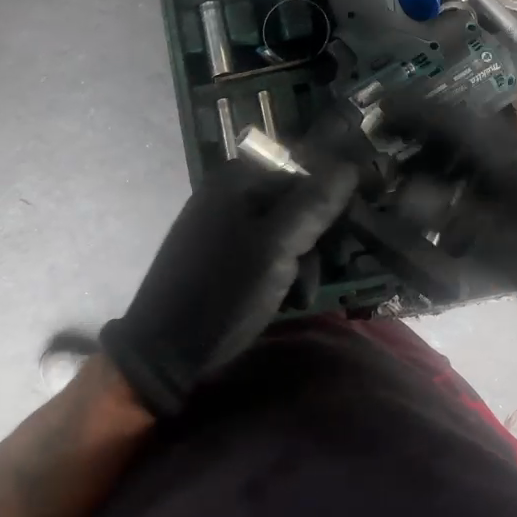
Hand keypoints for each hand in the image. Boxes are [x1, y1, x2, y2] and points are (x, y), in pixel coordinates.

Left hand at [100, 153, 357, 417]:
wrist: (165, 350)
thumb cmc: (224, 291)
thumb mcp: (277, 246)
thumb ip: (315, 203)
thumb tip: (350, 166)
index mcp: (237, 178)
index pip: (305, 172)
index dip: (331, 204)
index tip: (347, 240)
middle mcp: (227, 191)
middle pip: (295, 202)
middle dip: (315, 240)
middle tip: (319, 274)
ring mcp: (220, 222)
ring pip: (284, 230)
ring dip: (302, 262)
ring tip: (300, 296)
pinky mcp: (218, 253)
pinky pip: (264, 249)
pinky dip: (280, 271)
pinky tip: (284, 298)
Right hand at [383, 102, 516, 353]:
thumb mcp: (510, 249)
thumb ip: (453, 218)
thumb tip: (402, 193)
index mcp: (516, 156)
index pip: (455, 120)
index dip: (415, 111)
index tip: (379, 109)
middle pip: (460, 129)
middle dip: (419, 134)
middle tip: (382, 145)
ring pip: (472, 149)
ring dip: (437, 157)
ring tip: (402, 175)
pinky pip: (487, 169)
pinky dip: (459, 176)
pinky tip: (442, 199)